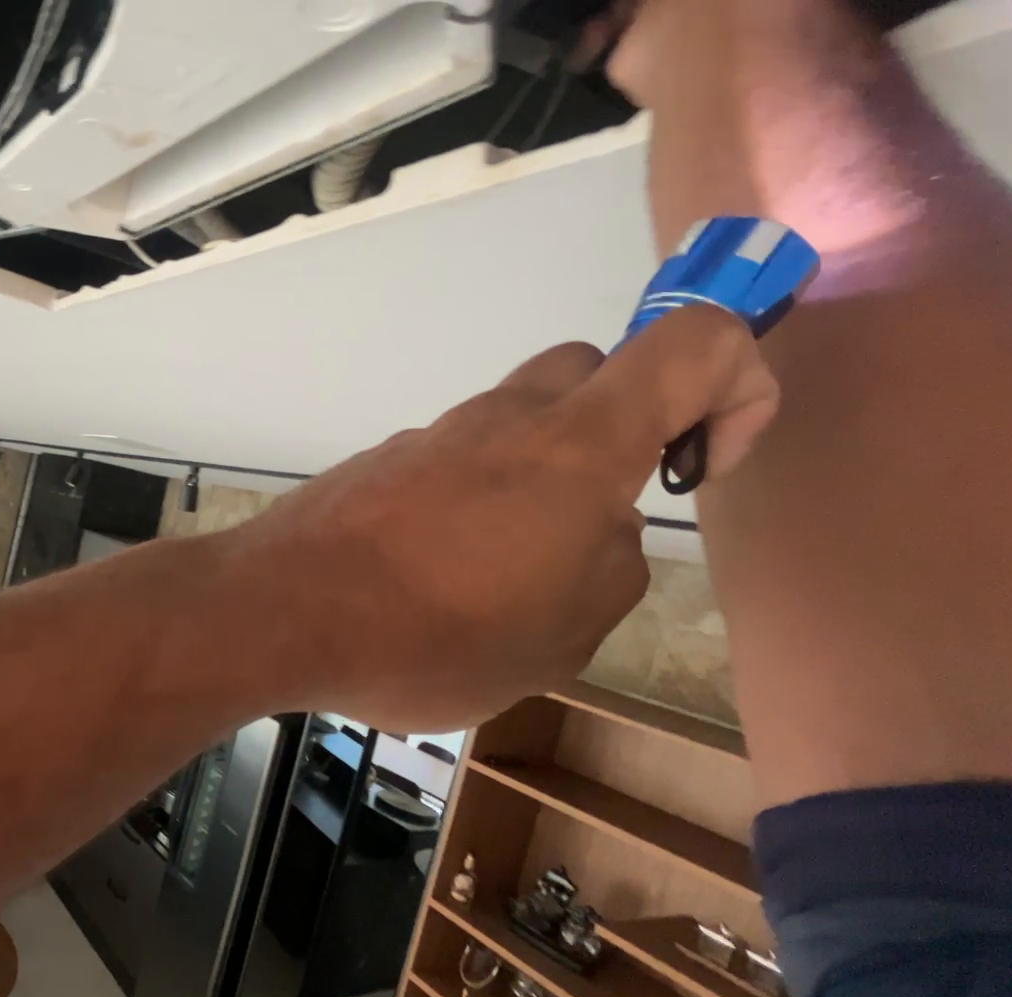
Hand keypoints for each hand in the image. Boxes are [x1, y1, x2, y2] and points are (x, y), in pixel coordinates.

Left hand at [221, 306, 776, 729]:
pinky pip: (443, 464)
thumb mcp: (560, 640)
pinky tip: (431, 577)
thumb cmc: (429, 636)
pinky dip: (463, 500)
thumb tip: (597, 532)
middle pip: (588, 374)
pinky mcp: (370, 467)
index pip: (691, 342)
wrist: (276, 614)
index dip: (735, 384)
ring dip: (529, 480)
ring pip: (507, 426)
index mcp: (572, 447)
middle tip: (593, 524)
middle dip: (619, 430)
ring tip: (500, 578)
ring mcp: (423, 439)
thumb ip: (609, 571)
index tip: (702, 468)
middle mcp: (497, 421)